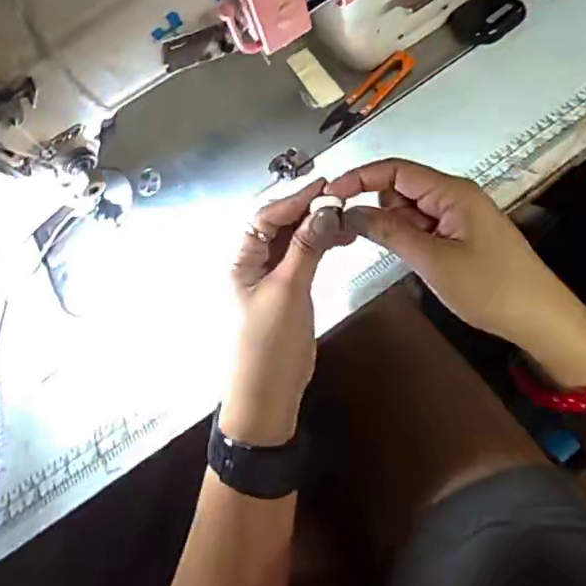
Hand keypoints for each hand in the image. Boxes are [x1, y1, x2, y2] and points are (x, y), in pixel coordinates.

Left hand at [224, 178, 353, 445]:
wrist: (268, 397)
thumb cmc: (267, 347)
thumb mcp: (288, 292)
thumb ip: (306, 248)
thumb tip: (324, 212)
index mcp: (241, 261)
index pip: (265, 217)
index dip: (292, 199)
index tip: (322, 187)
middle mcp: (253, 263)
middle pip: (279, 224)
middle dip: (306, 208)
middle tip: (337, 198)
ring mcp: (272, 276)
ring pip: (294, 238)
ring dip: (317, 225)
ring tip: (345, 217)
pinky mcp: (289, 288)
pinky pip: (304, 254)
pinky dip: (321, 243)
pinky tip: (340, 237)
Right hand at [324, 159, 585, 387]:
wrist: (541, 318)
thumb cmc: (490, 288)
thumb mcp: (433, 261)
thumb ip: (390, 232)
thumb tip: (351, 212)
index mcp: (451, 191)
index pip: (395, 170)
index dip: (359, 177)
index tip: (329, 194)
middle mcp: (455, 195)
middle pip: (401, 187)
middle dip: (376, 206)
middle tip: (355, 235)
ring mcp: (460, 214)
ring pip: (411, 208)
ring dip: (394, 225)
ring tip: (395, 254)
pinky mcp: (463, 233)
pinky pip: (426, 225)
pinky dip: (410, 237)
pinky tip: (410, 258)